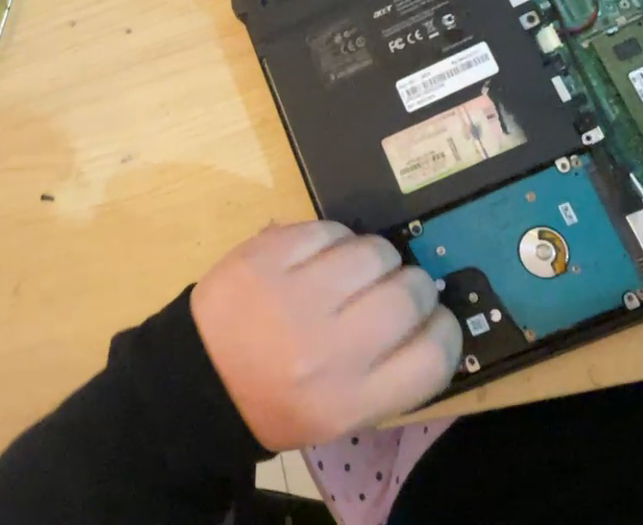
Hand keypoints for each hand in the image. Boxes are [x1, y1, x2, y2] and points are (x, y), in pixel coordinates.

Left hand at [190, 221, 460, 450]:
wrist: (197, 379)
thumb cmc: (277, 401)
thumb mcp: (340, 414)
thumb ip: (390, 372)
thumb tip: (429, 314)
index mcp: (349, 399)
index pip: (433, 355)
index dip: (444, 330)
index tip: (433, 320)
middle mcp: (327, 349)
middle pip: (409, 295)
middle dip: (414, 284)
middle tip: (396, 287)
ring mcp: (294, 296)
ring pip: (373, 252)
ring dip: (377, 256)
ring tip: (357, 269)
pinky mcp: (266, 256)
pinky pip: (328, 229)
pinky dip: (335, 238)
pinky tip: (323, 255)